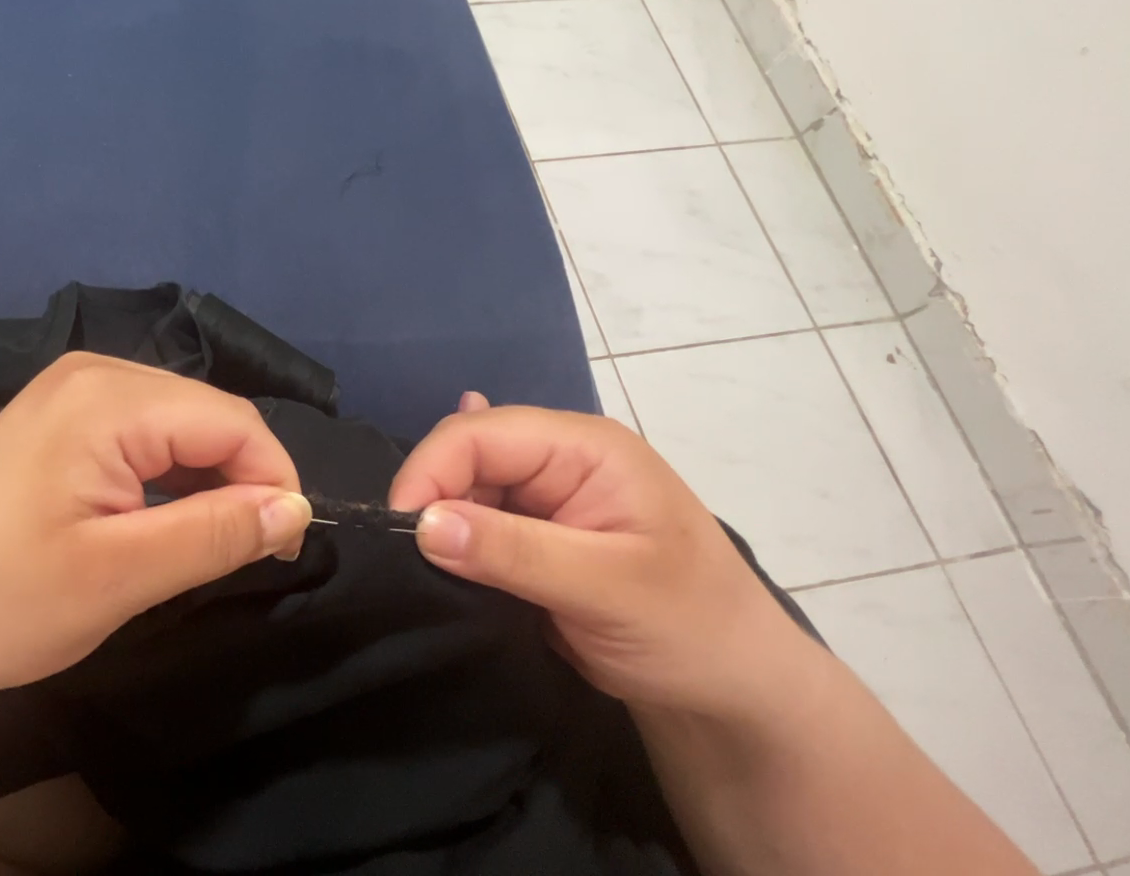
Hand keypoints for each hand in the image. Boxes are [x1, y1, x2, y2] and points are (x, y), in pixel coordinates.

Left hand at [0, 352, 312, 705]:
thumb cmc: (0, 602)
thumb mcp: (118, 577)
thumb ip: (215, 535)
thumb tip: (296, 509)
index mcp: (106, 399)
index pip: (231, 420)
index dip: (274, 479)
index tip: (284, 548)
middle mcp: (92, 372)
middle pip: (207, 413)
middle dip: (243, 476)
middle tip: (249, 552)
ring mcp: (70, 389)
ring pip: (180, 420)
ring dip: (209, 476)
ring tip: (209, 541)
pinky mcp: (60, 414)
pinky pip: (143, 428)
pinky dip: (170, 472)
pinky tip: (164, 516)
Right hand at [390, 404, 819, 721]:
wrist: (730, 692)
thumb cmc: (690, 628)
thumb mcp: (607, 588)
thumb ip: (513, 551)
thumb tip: (420, 523)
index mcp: (584, 447)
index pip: (481, 435)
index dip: (431, 471)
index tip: (399, 532)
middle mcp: (558, 459)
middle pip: (465, 455)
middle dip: (430, 497)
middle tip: (406, 559)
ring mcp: (544, 498)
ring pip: (461, 490)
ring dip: (437, 524)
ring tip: (419, 567)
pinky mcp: (530, 536)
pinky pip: (473, 523)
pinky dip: (450, 539)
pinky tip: (433, 546)